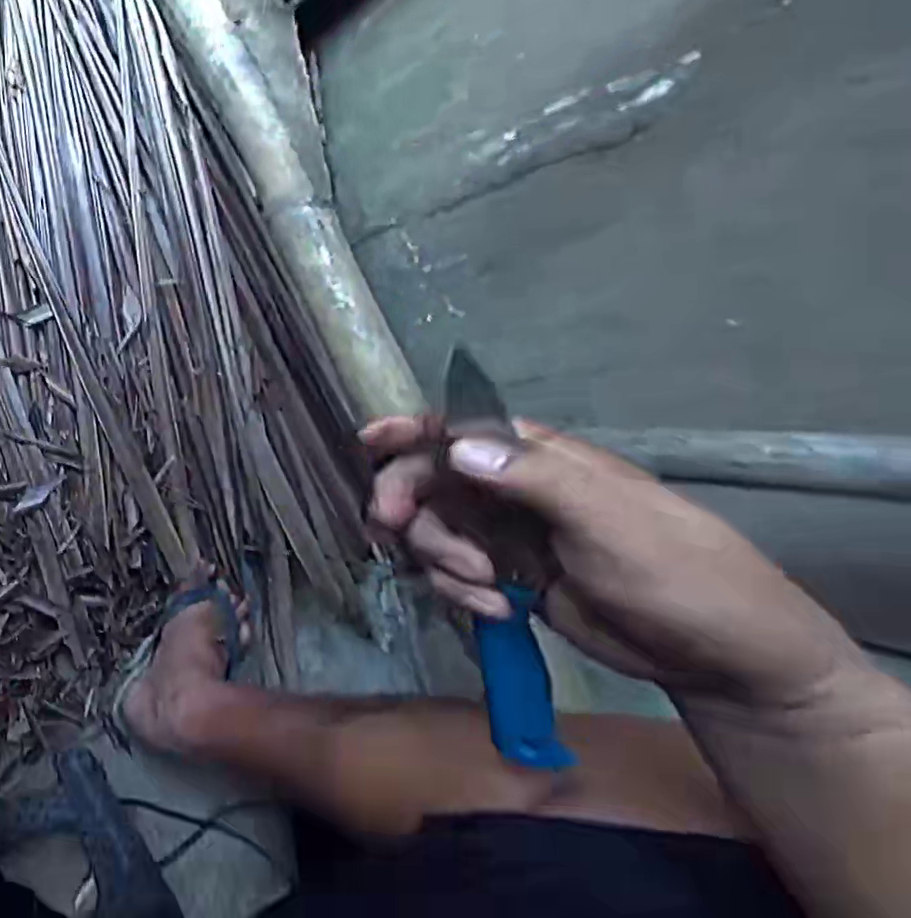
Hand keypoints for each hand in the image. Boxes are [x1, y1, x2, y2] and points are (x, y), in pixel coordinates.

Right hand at [363, 416, 867, 712]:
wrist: (722, 662)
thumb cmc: (683, 577)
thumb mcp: (614, 523)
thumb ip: (535, 478)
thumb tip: (455, 446)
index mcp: (537, 459)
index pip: (458, 428)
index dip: (407, 431)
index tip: (368, 443)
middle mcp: (506, 488)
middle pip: (423, 479)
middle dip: (405, 505)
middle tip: (390, 530)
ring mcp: (499, 532)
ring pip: (426, 528)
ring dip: (438, 556)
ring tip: (484, 585)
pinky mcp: (497, 573)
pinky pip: (445, 570)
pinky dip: (457, 589)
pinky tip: (498, 608)